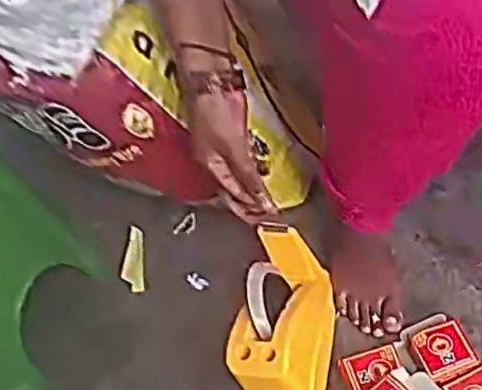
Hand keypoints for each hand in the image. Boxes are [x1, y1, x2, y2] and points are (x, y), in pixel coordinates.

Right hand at [185, 76, 277, 222]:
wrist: (211, 79)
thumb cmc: (216, 111)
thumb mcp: (235, 150)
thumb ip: (249, 178)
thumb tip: (263, 204)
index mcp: (210, 166)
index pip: (233, 196)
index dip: (251, 209)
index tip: (270, 217)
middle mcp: (214, 162)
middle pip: (235, 192)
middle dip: (252, 205)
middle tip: (271, 215)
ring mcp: (222, 151)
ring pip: (240, 180)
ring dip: (254, 192)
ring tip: (270, 202)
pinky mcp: (231, 141)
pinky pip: (244, 166)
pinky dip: (254, 177)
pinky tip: (263, 182)